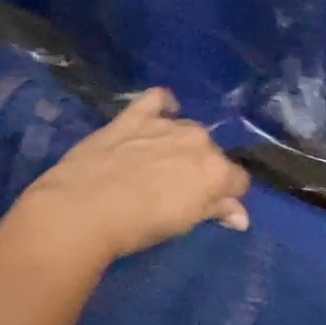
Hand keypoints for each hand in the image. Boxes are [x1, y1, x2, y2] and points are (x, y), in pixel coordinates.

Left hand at [8, 88, 251, 261]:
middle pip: (213, 154)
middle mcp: (199, 140)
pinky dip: (164, 105)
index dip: (226, 195)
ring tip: (160, 164)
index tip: (209, 206)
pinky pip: (158, 98)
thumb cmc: (138, 226)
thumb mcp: (183, 224)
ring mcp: (167, 124)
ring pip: (189, 129)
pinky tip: (161, 113)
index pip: (238, 180)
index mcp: (216, 170)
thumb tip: (242, 216)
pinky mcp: (136, 115)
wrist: (83, 209)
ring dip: (182, 144)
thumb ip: (217, 211)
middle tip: (178, 190)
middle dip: (202, 169)